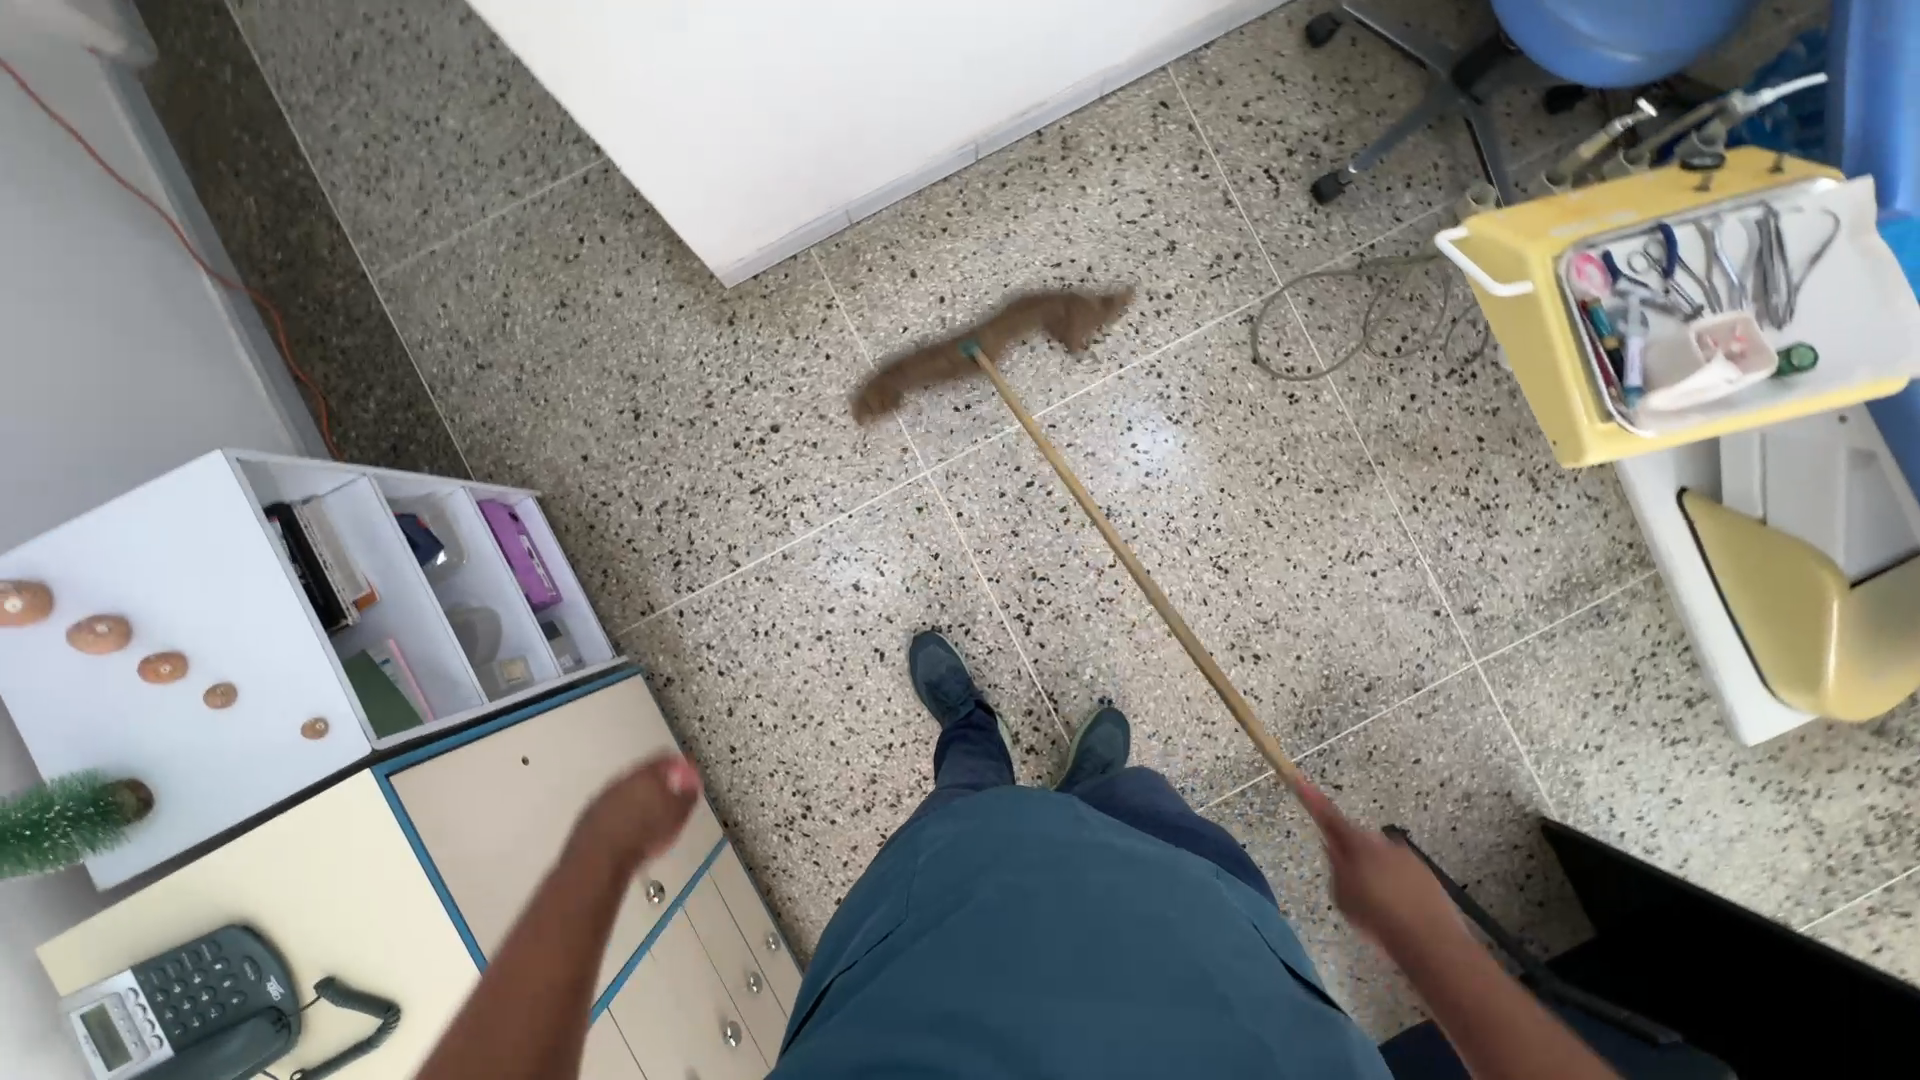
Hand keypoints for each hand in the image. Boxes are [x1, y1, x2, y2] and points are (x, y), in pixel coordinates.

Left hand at [569, 754, 702, 872]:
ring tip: (649, 820)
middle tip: (669, 800)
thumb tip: (693, 782)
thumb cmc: (644, 835)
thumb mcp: (678, 815)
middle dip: (657, 785)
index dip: (680, 766)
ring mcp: (602, 798)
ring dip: (637, 801)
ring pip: (625, 792)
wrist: (599, 860)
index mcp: (646, 774)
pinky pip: (611, 810)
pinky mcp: (588, 818)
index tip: (687, 775)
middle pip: (643, 775)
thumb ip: (688, 794)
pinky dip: (621, 816)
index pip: (666, 759)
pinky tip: (628, 832)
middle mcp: (621, 780)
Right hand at [1296, 778, 1464, 950]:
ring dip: (1374, 871)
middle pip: (1357, 839)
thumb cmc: (1378, 919)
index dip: (1312, 798)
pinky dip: (1394, 883)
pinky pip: (1400, 870)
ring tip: (1377, 905)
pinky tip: (1397, 909)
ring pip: (1379, 856)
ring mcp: (1407, 856)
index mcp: (1358, 846)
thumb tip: (1333, 847)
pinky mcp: (1425, 872)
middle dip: (1350, 854)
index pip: (1329, 816)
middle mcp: (1382, 843)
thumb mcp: (1343, 896)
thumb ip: (1335, 867)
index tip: (1299, 779)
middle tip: (1350, 885)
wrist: (1433, 942)